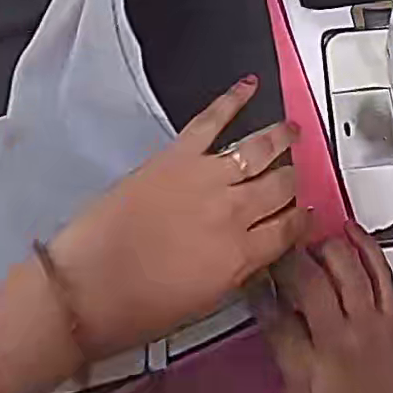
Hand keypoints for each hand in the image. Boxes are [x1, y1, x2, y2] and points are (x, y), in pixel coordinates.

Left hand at [48, 76, 308, 360]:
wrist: (83, 289)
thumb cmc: (138, 306)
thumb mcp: (204, 301)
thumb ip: (238, 269)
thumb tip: (257, 249)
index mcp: (241, 255)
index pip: (289, 228)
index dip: (303, 218)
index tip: (309, 211)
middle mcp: (233, 211)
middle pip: (282, 185)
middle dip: (295, 178)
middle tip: (299, 172)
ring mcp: (207, 178)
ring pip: (260, 148)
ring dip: (281, 136)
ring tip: (293, 129)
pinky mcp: (178, 155)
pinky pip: (213, 119)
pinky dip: (232, 99)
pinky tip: (249, 85)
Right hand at [255, 223, 392, 392]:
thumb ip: (287, 367)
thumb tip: (275, 326)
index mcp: (311, 376)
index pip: (275, 318)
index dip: (259, 291)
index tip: (252, 276)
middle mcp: (341, 345)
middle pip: (307, 282)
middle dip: (285, 259)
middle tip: (275, 249)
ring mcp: (370, 328)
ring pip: (344, 267)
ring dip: (321, 246)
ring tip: (306, 241)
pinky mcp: (392, 321)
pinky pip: (380, 272)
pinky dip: (366, 246)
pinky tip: (351, 231)